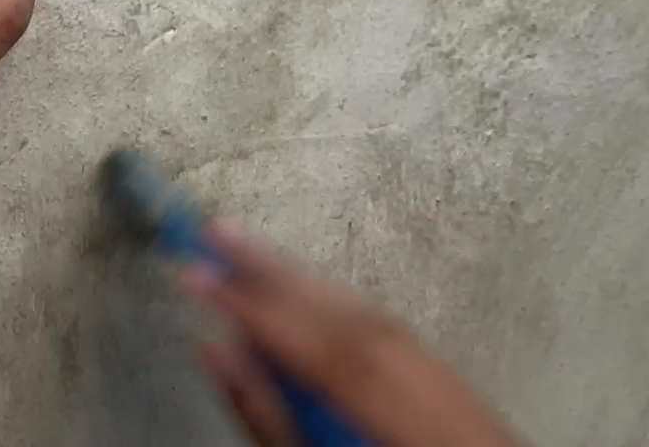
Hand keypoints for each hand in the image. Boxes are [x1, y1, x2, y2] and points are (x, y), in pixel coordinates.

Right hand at [185, 222, 522, 446]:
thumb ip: (268, 415)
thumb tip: (214, 349)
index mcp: (419, 434)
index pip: (326, 356)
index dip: (254, 308)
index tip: (194, 271)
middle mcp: (454, 412)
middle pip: (356, 324)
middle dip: (275, 273)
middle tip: (211, 232)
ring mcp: (464, 397)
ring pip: (376, 320)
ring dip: (300, 278)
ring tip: (240, 241)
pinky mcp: (460, 388)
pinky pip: (394, 331)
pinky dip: (337, 301)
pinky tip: (297, 282)